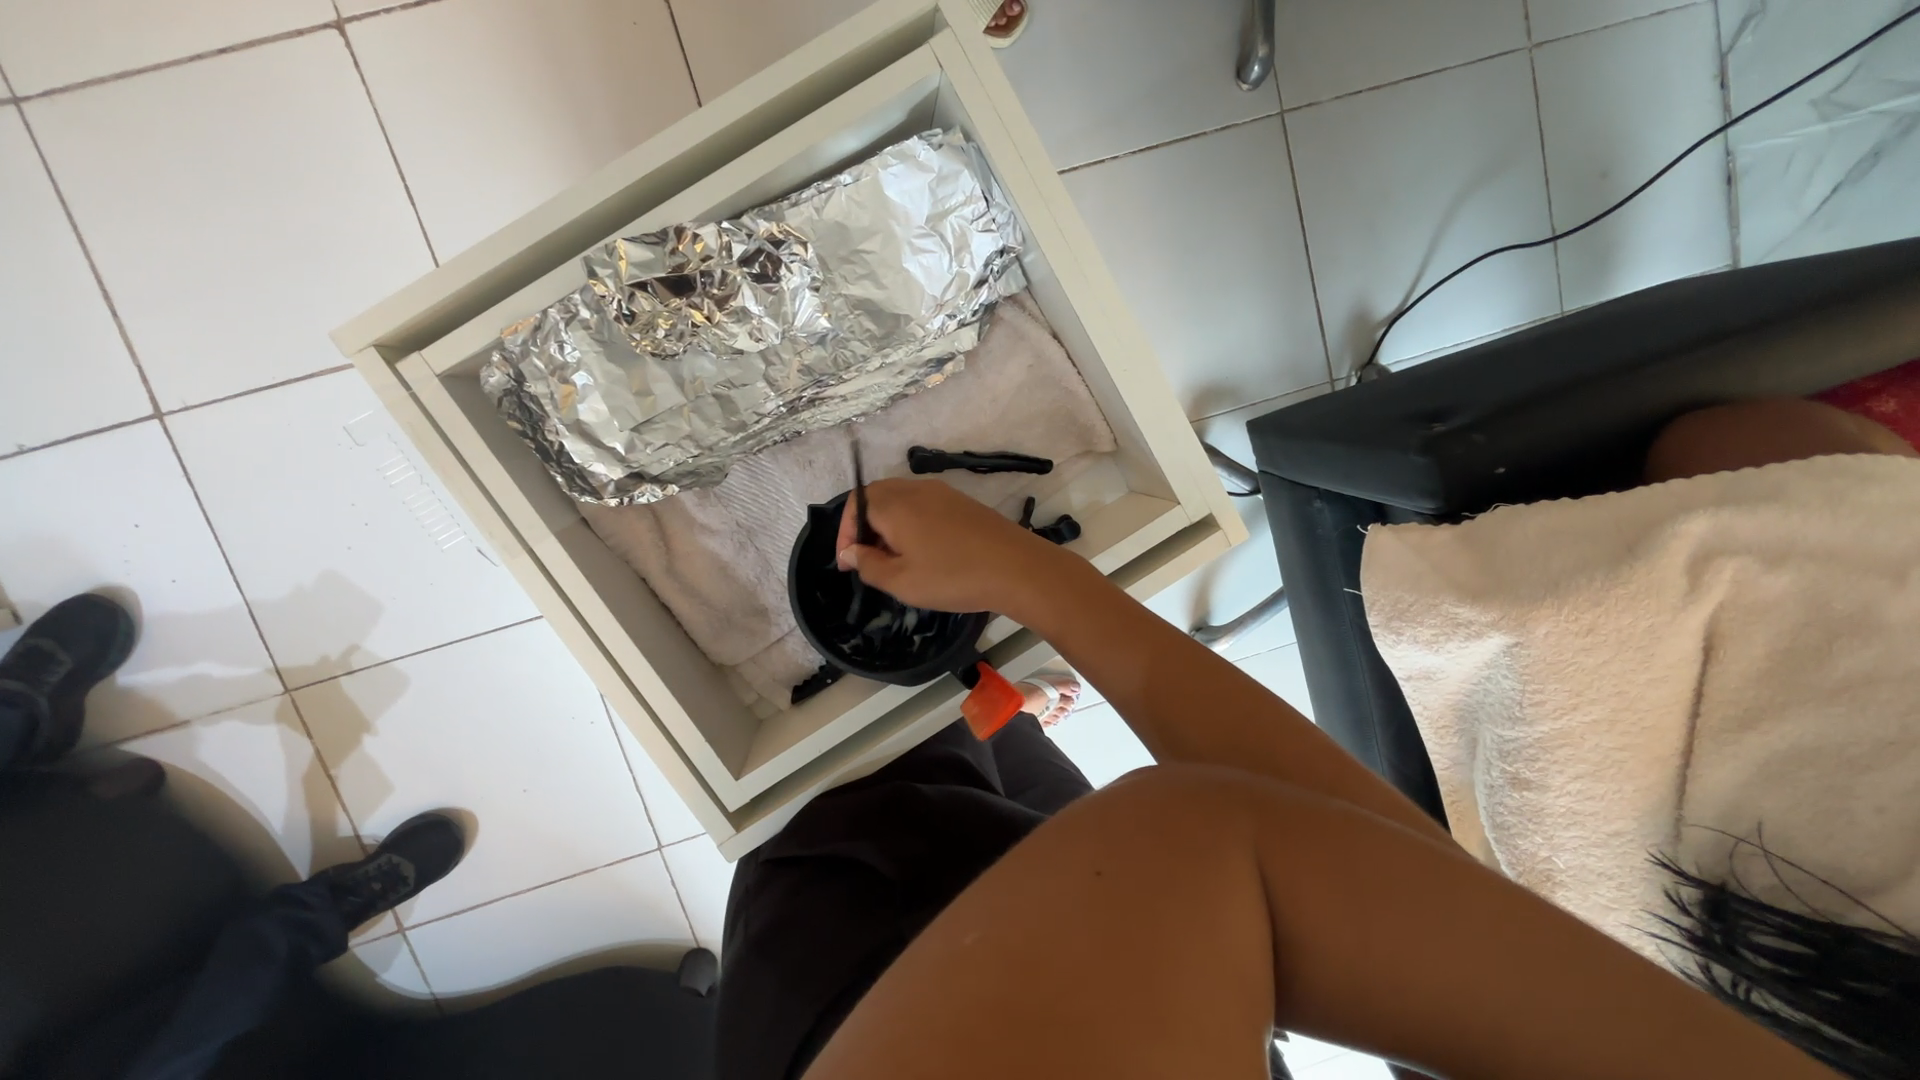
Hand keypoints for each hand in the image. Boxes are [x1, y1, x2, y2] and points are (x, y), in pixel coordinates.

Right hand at [836, 479, 1061, 614]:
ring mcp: (943, 493)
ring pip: (903, 500)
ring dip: (890, 525)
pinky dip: (913, 523)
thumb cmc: (953, 576)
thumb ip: (869, 565)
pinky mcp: (963, 503)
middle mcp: (916, 489)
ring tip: (896, 559)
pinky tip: (926, 551)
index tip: (849, 562)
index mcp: (895, 504)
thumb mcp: (902, 581)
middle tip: (869, 559)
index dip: (845, 532)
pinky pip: (925, 505)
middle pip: (878, 496)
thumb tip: (851, 552)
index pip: (856, 504)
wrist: (1017, 568)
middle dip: (866, 525)